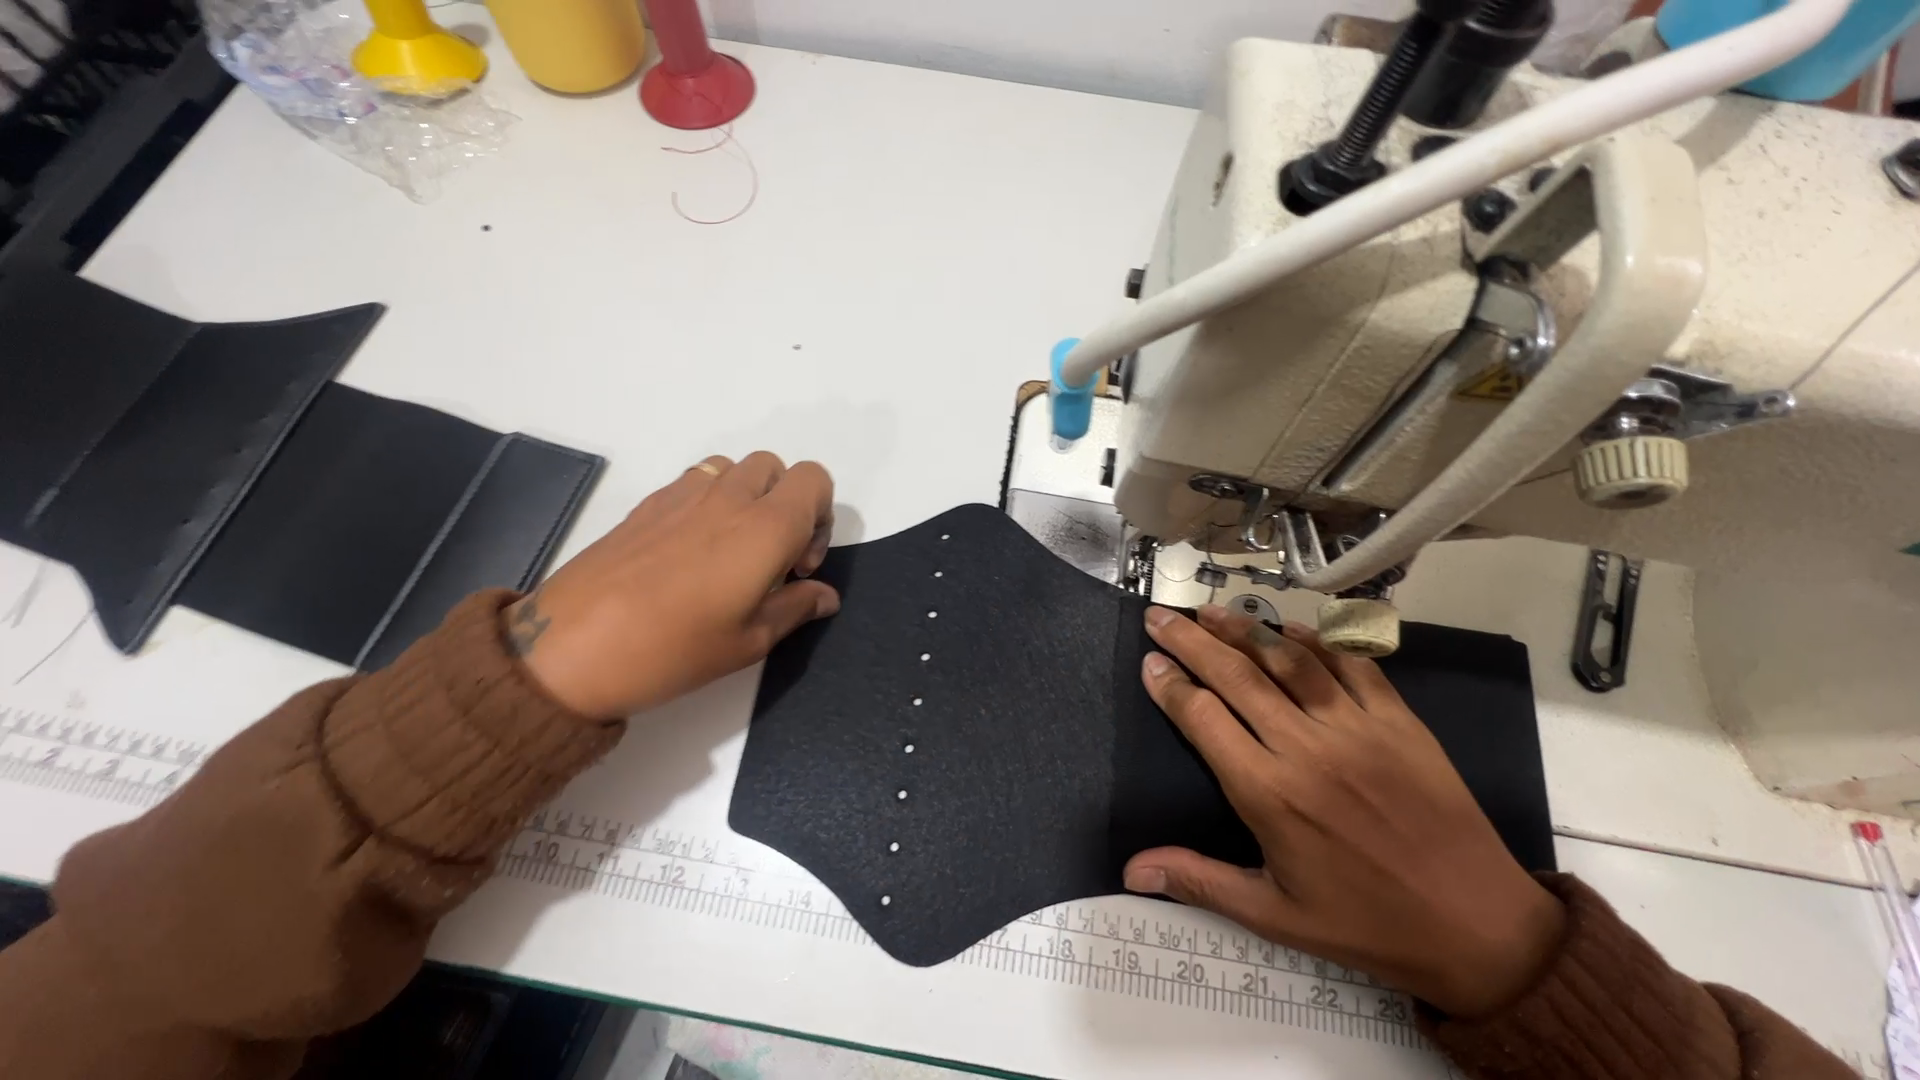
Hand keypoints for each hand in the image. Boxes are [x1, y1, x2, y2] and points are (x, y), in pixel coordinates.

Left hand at [501, 453, 837, 720]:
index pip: (814, 480)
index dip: (820, 517)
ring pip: (734, 468)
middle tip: (770, 559)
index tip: (798, 567)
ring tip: (730, 549)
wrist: (572, 647)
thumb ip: (796, 609)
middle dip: (786, 504)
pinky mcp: (647, 504)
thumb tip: (825, 596)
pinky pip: (695, 481)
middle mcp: (729, 498)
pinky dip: (709, 502)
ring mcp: (683, 495)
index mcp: (765, 527)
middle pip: (776, 467)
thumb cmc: (674, 650)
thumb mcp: (749, 643)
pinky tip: (690, 553)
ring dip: (746, 497)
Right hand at [1125, 605, 1564, 1018]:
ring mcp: (1356, 728)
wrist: (1478, 926)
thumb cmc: (1366, 925)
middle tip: (1160, 616)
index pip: (1203, 718)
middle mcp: (1306, 748)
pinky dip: (1317, 640)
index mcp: (1269, 794)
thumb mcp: (1274, 916)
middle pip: (1236, 676)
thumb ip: (1199, 882)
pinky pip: (1351, 665)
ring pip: (1289, 660)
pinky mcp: (1399, 721)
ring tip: (1212, 611)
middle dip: (1191, 641)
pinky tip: (1290, 628)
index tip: (1149, 662)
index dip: (1169, 686)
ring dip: (1245, 629)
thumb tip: (1132, 871)